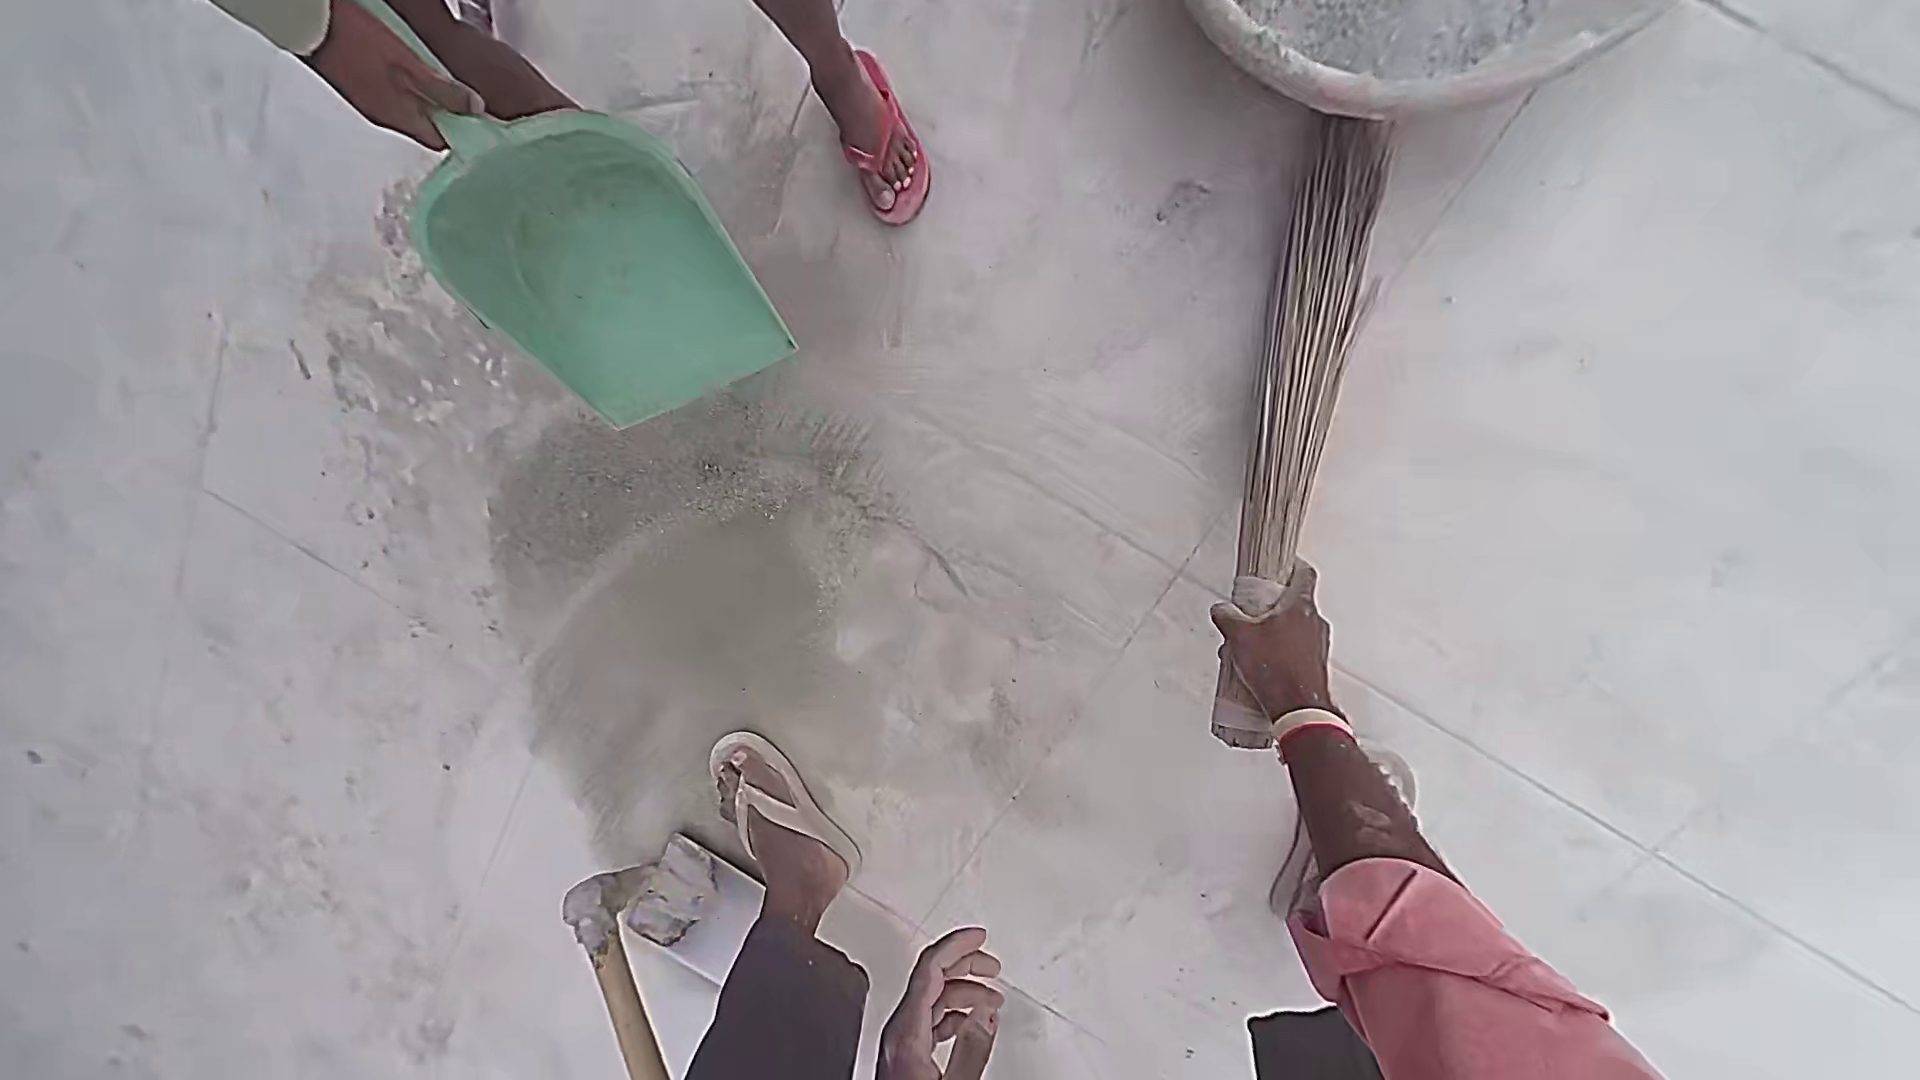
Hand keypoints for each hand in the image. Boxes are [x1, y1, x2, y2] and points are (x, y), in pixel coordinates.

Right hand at [303, 0, 483, 149]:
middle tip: (469, 110)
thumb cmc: (355, 39)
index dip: (467, 137)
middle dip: (449, 122)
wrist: (297, 16)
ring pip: (410, 115)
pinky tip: (411, 82)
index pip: (447, 143)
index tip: (484, 127)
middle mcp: (388, 121)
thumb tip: (478, 109)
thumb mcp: (410, 65)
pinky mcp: (355, 90)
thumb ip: (445, 92)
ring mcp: (369, 106)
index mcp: (405, 122)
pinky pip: (391, 100)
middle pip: (429, 130)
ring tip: (445, 94)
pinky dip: (407, 96)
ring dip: (428, 108)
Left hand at [878, 927, 1003, 1079]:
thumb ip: (970, 1049)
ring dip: (964, 990)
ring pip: (932, 997)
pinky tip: (971, 1020)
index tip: (978, 936)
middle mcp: (898, 1031)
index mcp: (905, 1031)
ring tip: (991, 998)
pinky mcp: (904, 1056)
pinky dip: (954, 1011)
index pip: (930, 966)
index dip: (956, 944)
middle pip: (932, 976)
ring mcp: (898, 1043)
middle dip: (966, 963)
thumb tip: (986, 1012)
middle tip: (991, 965)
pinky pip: (930, 1018)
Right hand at [1210, 561, 1335, 719]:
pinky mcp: (1315, 665)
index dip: (1293, 567)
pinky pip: (1296, 649)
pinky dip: (1279, 650)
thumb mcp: (1238, 636)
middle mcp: (1315, 623)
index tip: (1283, 565)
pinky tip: (1260, 663)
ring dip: (1273, 631)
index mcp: (1301, 607)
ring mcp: (1318, 645)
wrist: (1297, 709)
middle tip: (1252, 611)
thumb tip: (1221, 610)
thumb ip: (1227, 617)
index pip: (1304, 575)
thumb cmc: (1275, 669)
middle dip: (1271, 606)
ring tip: (1250, 644)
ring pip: (1294, 627)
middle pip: (1295, 603)